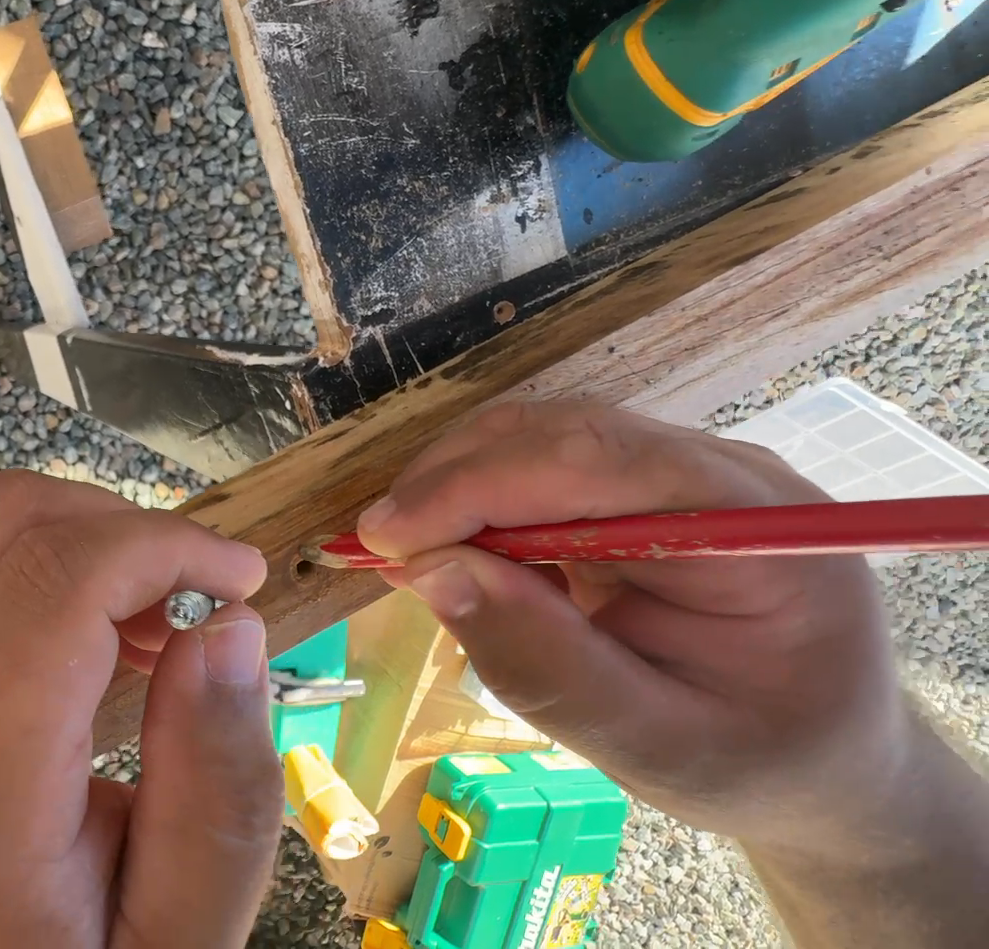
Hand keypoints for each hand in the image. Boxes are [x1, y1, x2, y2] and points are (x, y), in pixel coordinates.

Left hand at [0, 470, 282, 947]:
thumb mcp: (176, 936)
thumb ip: (216, 793)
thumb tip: (229, 627)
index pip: (56, 578)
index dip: (163, 545)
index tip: (243, 580)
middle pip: (11, 522)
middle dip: (128, 529)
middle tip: (204, 600)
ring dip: (99, 548)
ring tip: (163, 630)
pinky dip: (63, 569)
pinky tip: (110, 637)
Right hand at [355, 402, 913, 849]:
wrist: (811, 753)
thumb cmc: (748, 760)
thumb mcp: (650, 742)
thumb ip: (546, 662)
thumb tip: (430, 571)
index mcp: (758, 529)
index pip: (591, 461)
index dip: (473, 488)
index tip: (385, 541)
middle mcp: (715, 471)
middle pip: (552, 431)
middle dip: (448, 480)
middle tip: (380, 548)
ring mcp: (671, 466)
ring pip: (528, 434)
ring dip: (448, 483)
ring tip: (409, 550)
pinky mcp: (628, 480)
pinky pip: (526, 461)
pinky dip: (466, 495)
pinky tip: (447, 543)